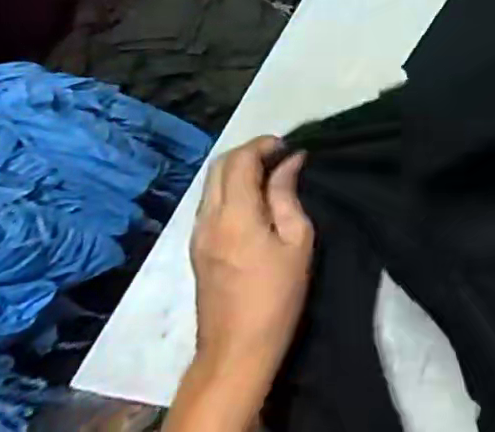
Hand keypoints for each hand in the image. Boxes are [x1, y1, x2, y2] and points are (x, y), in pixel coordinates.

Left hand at [189, 136, 313, 365]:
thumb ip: (287, 195)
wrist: (236, 350)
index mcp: (234, 214)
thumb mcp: (297, 241)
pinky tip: (255, 201)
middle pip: (220, 165)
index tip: (290, 148)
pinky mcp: (197, 248)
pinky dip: (231, 188)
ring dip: (239, 169)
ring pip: (212, 183)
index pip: (240, 159)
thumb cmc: (276, 295)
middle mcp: (208, 218)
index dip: (264, 144)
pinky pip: (211, 202)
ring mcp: (197, 234)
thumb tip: (290, 161)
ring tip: (271, 177)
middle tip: (281, 158)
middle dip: (250, 152)